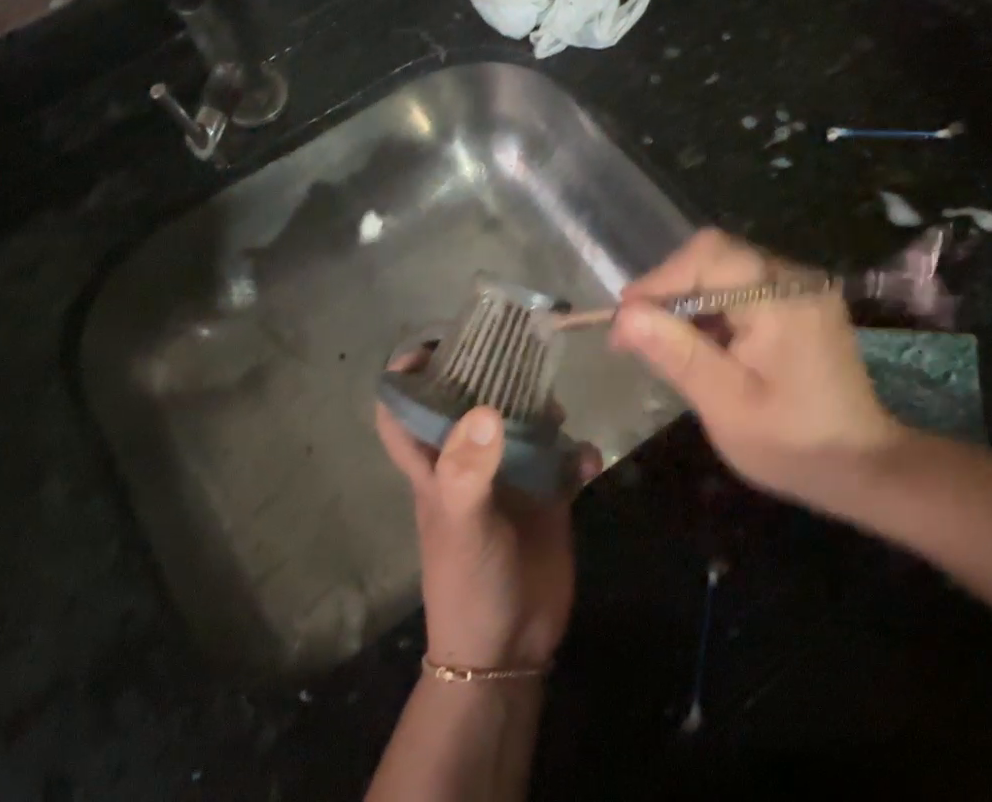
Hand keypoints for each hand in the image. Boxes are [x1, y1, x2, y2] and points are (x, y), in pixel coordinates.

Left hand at [375, 350, 601, 669]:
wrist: (509, 645)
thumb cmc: (468, 582)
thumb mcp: (461, 523)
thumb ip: (468, 469)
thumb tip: (484, 409)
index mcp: (435, 466)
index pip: (402, 413)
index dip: (405, 378)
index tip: (435, 345)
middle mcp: (470, 463)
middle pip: (470, 405)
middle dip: (489, 376)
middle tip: (516, 346)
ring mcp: (511, 479)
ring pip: (523, 426)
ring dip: (541, 409)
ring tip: (559, 396)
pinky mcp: (549, 498)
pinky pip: (565, 463)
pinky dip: (578, 455)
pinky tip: (588, 461)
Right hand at [609, 228, 903, 503]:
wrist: (861, 468)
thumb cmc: (790, 443)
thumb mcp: (723, 403)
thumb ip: (676, 352)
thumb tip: (624, 315)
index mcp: (781, 298)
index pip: (706, 257)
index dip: (657, 282)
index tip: (624, 325)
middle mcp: (796, 279)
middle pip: (716, 256)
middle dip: (670, 290)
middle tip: (639, 335)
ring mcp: (804, 289)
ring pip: (727, 269)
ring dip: (689, 300)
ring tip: (665, 345)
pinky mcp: (803, 305)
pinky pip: (746, 288)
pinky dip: (714, 308)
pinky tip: (703, 346)